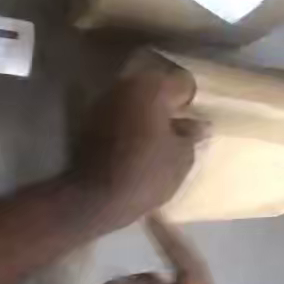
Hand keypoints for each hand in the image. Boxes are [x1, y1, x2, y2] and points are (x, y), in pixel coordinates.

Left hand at [66, 52, 204, 231]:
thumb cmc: (146, 174)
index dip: (191, 104)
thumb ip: (191, 134)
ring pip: (132, 103)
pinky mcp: (85, 125)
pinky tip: (133, 147)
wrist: (96, 199)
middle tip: (176, 132)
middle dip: (165, 106)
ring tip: (155, 142)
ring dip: (144, 116)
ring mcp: (100, 104)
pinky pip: (115, 118)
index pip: (182, 84)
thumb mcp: (182, 157)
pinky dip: (126, 127)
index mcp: (151, 87)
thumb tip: (197, 125)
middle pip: (153, 90)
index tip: (193, 124)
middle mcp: (122, 87)